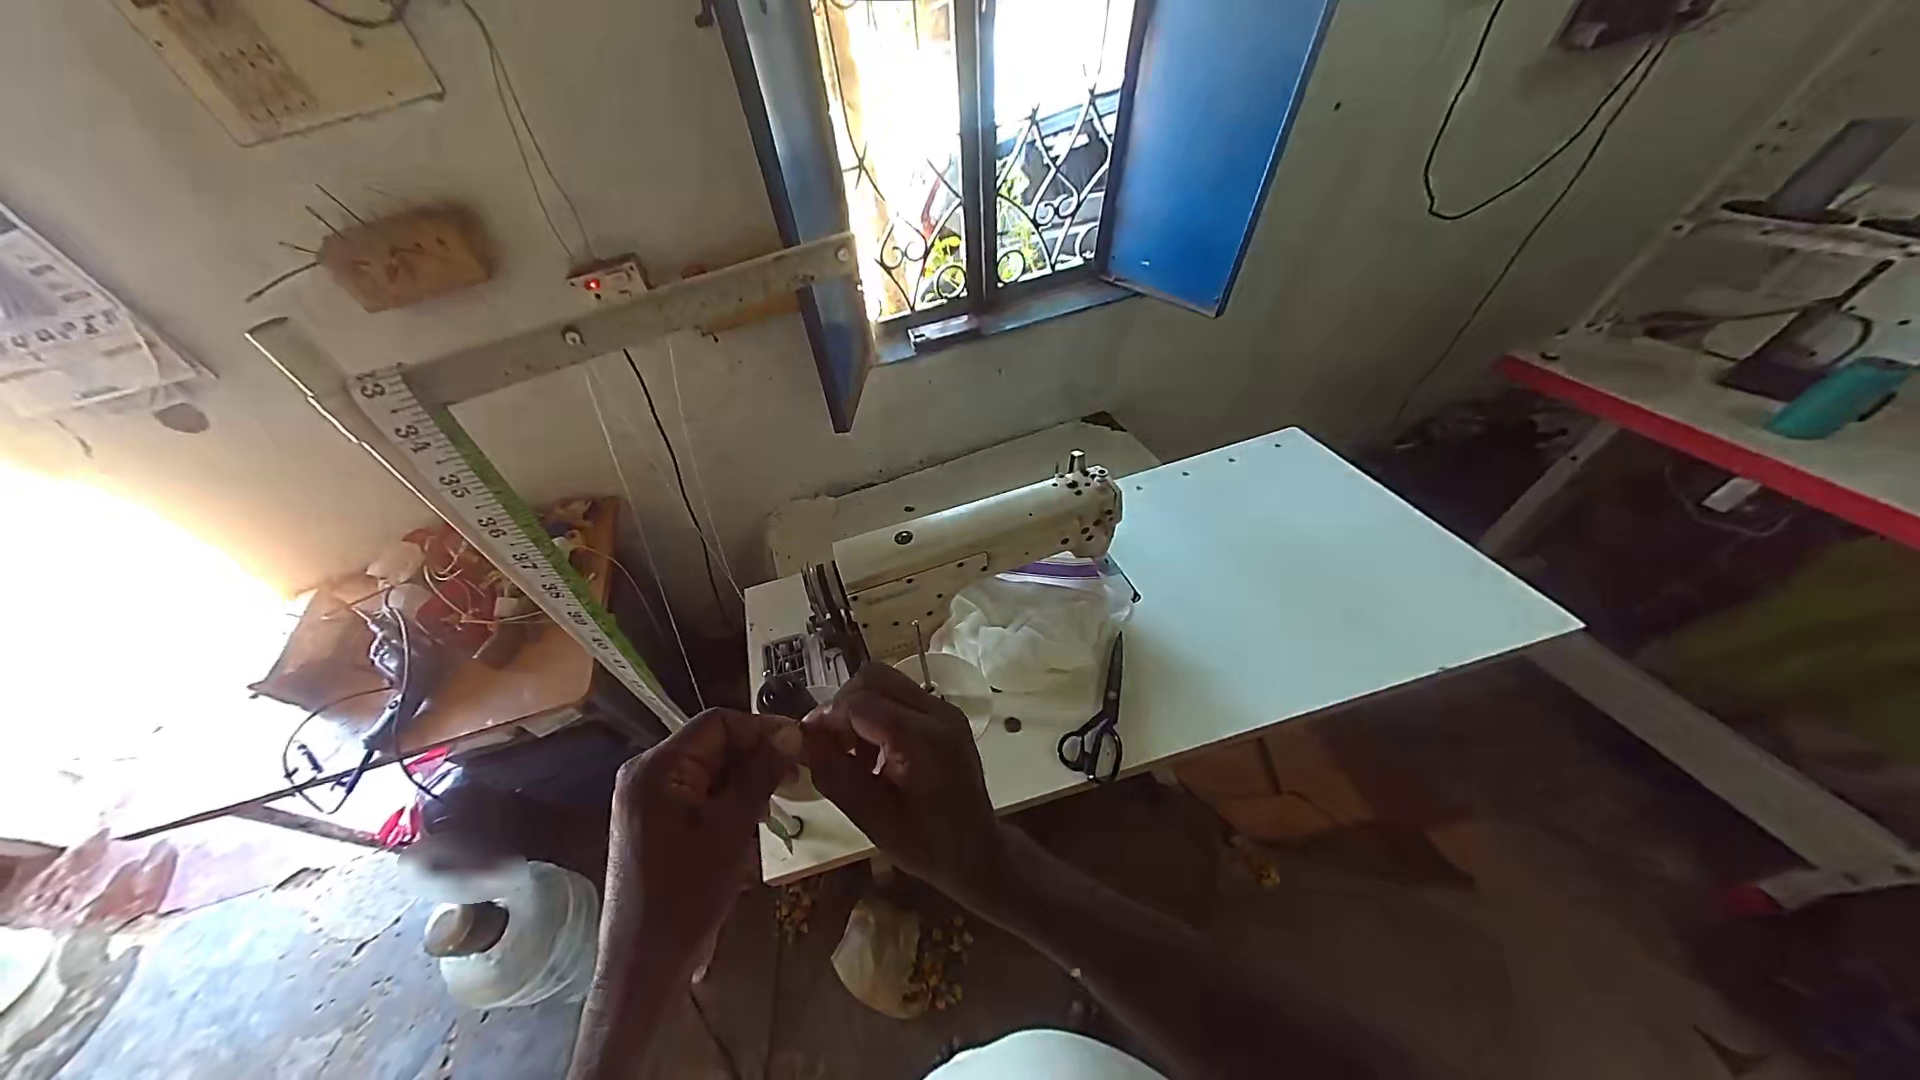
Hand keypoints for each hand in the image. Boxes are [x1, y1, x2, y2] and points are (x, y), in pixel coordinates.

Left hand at [609, 708, 798, 943]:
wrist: (645, 964)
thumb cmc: (686, 893)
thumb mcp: (732, 826)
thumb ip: (761, 772)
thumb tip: (793, 733)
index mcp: (657, 767)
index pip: (717, 722)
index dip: (761, 728)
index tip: (799, 744)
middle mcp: (647, 774)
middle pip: (713, 743)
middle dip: (757, 753)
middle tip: (796, 771)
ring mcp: (650, 798)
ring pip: (712, 767)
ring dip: (749, 776)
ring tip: (782, 795)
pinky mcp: (658, 821)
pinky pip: (702, 791)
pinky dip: (732, 796)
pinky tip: (756, 816)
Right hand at [803, 663, 1010, 907]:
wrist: (977, 851)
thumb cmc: (927, 845)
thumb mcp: (872, 819)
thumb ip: (835, 775)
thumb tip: (802, 739)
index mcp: (923, 739)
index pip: (860, 703)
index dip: (827, 718)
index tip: (807, 743)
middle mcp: (938, 712)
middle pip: (874, 677)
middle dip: (843, 707)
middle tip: (833, 747)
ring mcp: (944, 709)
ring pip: (886, 681)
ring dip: (859, 708)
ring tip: (855, 753)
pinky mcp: (944, 714)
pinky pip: (900, 695)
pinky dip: (877, 712)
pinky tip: (875, 751)